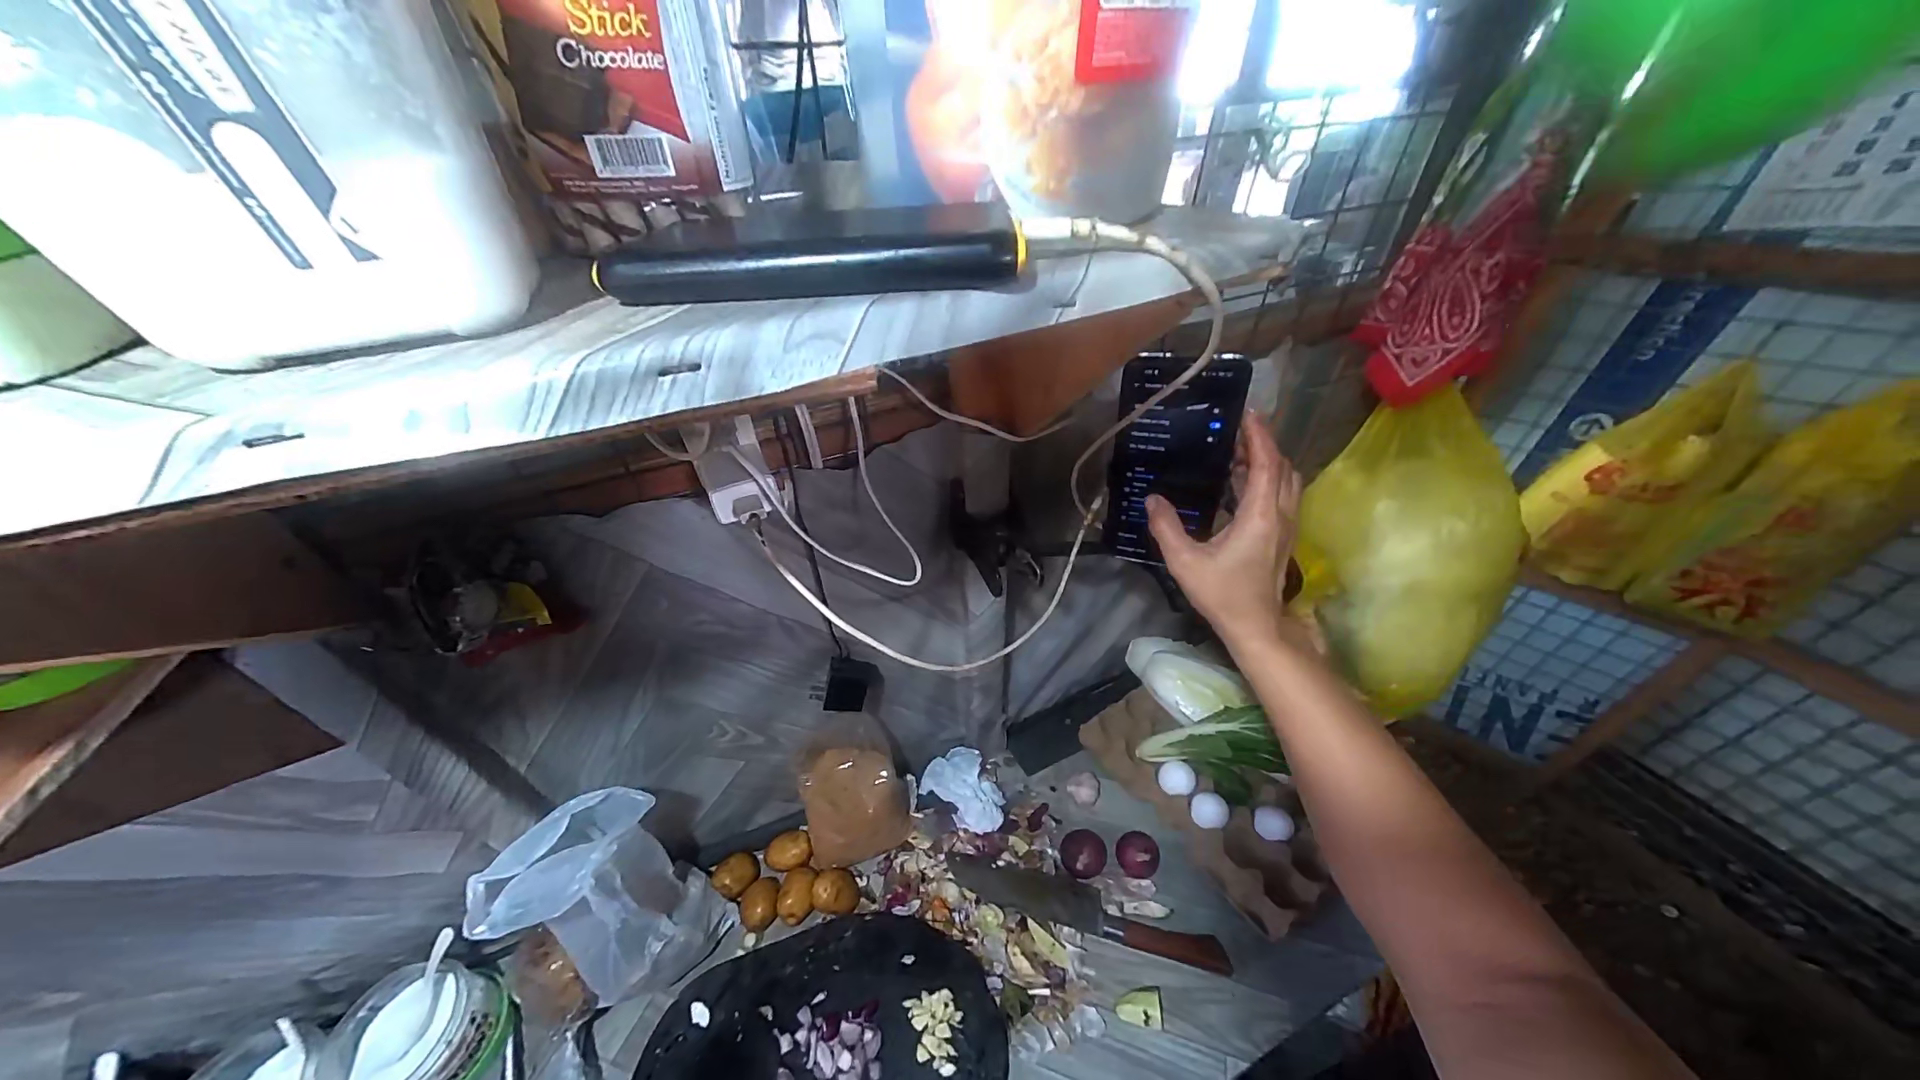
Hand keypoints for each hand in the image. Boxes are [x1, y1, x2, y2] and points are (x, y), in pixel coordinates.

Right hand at [1146, 413, 1307, 651]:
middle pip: (1282, 467)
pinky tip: (1239, 484)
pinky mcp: (1283, 536)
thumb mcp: (1185, 562)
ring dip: (1267, 462)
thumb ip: (1167, 527)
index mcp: (1260, 515)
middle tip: (1236, 430)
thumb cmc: (1222, 594)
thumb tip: (1152, 499)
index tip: (1246, 413)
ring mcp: (1287, 526)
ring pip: (1286, 481)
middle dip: (1263, 444)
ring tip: (1236, 452)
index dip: (1258, 435)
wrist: (1255, 627)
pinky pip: (1282, 495)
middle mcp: (1280, 514)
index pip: (1266, 463)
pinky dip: (1266, 479)